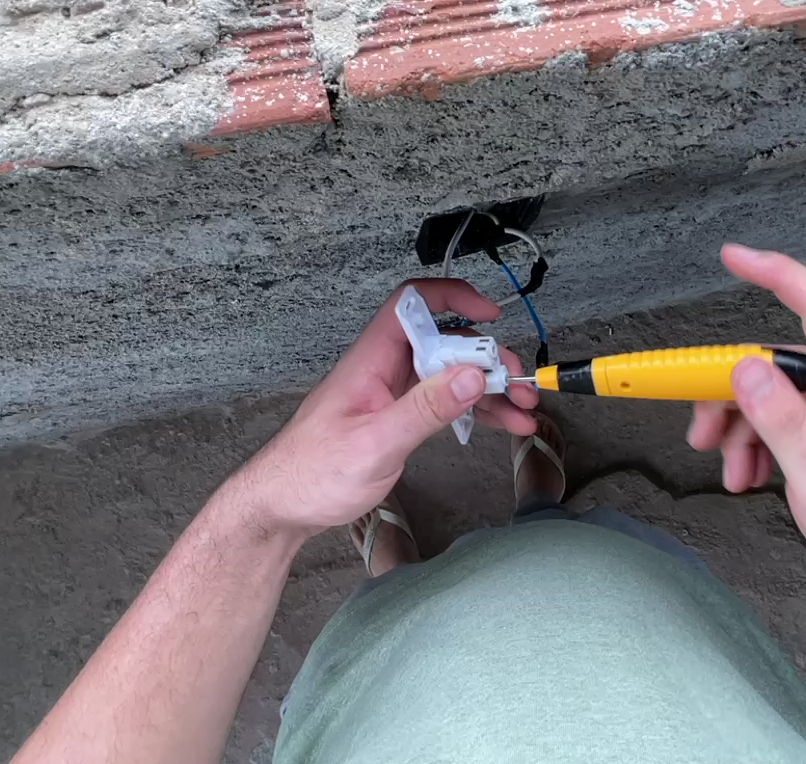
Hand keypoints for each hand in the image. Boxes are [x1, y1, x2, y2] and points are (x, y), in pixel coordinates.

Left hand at [229, 279, 539, 537]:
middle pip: (443, 342)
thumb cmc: (312, 473)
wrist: (282, 507)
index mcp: (371, 359)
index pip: (412, 304)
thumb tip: (471, 375)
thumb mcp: (374, 444)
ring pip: (450, 373)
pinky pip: (445, 401)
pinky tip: (502, 423)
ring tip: (523, 408)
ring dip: (488, 387)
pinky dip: (475, 409)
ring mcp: (393, 392)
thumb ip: (424, 409)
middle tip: (517, 382)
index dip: (451, 298)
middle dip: (486, 357)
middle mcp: (384, 368)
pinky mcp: (399, 416)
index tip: (489, 314)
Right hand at [687, 244, 805, 604]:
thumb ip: (783, 424)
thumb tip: (744, 367)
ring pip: (774, 385)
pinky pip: (790, 404)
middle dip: (728, 394)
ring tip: (735, 469)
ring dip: (743, 425)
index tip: (735, 258)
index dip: (778, 274)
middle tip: (703, 435)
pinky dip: (763, 433)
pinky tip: (754, 468)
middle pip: (774, 359)